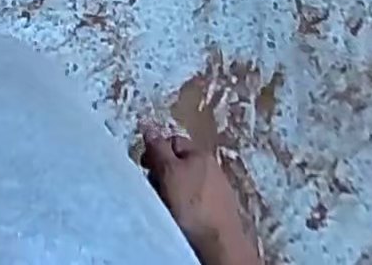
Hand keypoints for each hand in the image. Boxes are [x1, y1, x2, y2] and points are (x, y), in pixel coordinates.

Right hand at [142, 128, 260, 264]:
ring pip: (190, 183)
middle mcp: (213, 167)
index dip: (156, 152)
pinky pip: (200, 201)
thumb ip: (158, 148)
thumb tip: (147, 125)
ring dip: (178, 190)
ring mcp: (221, 190)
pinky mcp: (224, 212)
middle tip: (157, 188)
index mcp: (200, 153)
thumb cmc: (192, 205)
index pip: (172, 141)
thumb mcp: (168, 172)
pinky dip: (190, 206)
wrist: (221, 246)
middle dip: (166, 173)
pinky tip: (186, 217)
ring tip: (170, 205)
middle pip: (181, 162)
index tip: (146, 168)